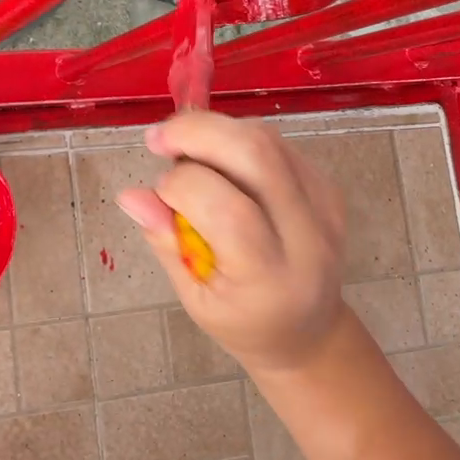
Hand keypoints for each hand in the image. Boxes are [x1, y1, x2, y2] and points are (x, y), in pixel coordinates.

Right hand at [116, 111, 350, 371]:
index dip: (180, 186)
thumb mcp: (194, 298)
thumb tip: (131, 196)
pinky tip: (215, 158)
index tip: (157, 194)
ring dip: (214, 130)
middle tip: (157, 139)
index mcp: (269, 276)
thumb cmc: (240, 319)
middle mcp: (306, 235)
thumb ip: (166, 243)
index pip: (226, 209)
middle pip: (255, 153)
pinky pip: (276, 143)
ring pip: (265, 138)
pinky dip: (236, 138)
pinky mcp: (328, 188)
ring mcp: (323, 206)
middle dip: (195, 132)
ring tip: (183, 148)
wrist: (307, 330)